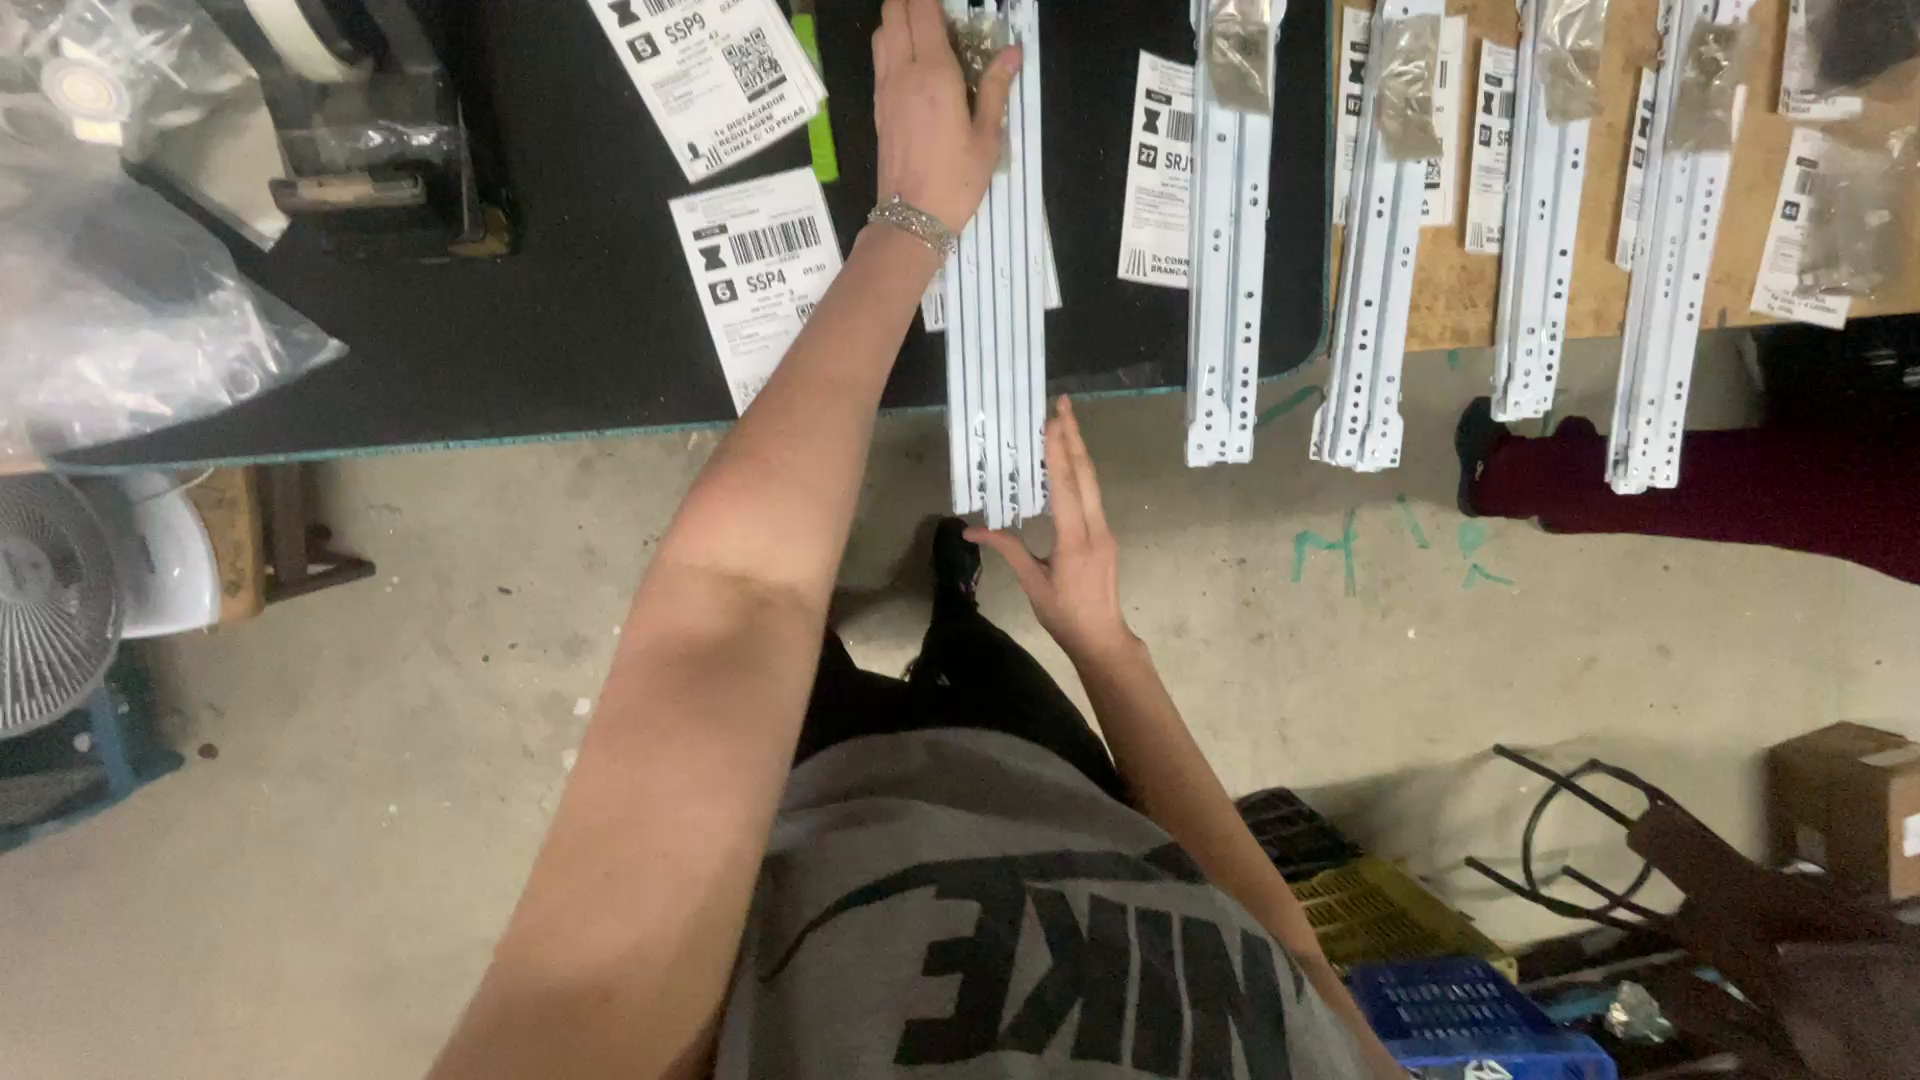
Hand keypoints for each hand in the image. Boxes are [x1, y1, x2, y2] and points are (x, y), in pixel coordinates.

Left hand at [871, 0, 1020, 233]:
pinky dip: (891, 47)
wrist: (912, 219)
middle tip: (935, 13)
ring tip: (922, 32)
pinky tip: (910, 63)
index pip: (924, 10)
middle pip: (895, 12)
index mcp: (935, 74)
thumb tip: (1012, 53)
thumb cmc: (955, 183)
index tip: (948, 5)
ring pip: (882, 33)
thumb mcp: (987, 139)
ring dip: (898, 21)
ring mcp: (886, 91)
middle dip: (911, 2)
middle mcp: (904, 73)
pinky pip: (880, 61)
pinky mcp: (878, 109)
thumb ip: (996, 90)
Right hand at [968, 397, 1140, 663]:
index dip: (1058, 452)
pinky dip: (1081, 472)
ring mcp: (1105, 530)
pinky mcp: (1105, 535)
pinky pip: (1093, 496)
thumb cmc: (1064, 614)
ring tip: (1067, 422)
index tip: (1052, 421)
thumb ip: (1007, 549)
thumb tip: (971, 529)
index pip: (1066, 487)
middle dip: (1074, 436)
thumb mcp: (1032, 583)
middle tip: (1063, 403)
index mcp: (1076, 540)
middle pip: (1086, 474)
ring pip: (1093, 482)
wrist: (1102, 637)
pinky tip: (1071, 462)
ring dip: (1079, 451)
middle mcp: (1095, 528)